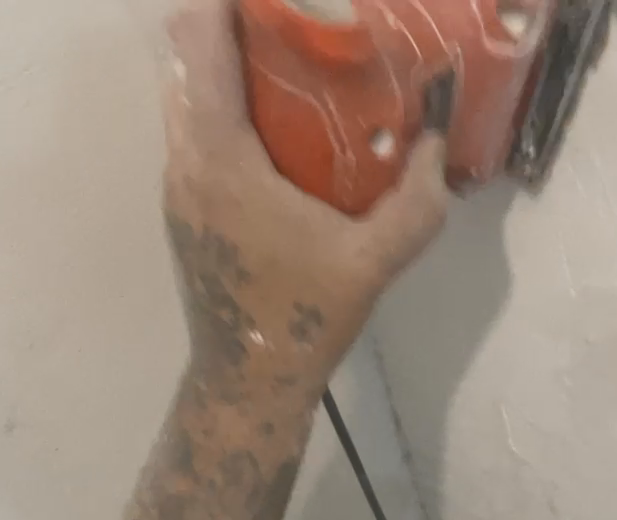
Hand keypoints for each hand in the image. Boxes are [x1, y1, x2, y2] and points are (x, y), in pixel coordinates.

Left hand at [163, 0, 450, 391]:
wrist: (249, 383)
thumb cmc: (303, 323)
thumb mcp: (371, 266)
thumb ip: (415, 208)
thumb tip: (439, 148)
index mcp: (220, 160)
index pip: (198, 38)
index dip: (230, 2)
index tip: (283, 4)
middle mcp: (185, 162)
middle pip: (187, 58)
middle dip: (236, 32)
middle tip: (298, 39)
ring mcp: (178, 190)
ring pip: (186, 99)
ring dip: (229, 76)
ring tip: (292, 85)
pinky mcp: (183, 213)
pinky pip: (194, 137)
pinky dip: (226, 118)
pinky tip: (278, 147)